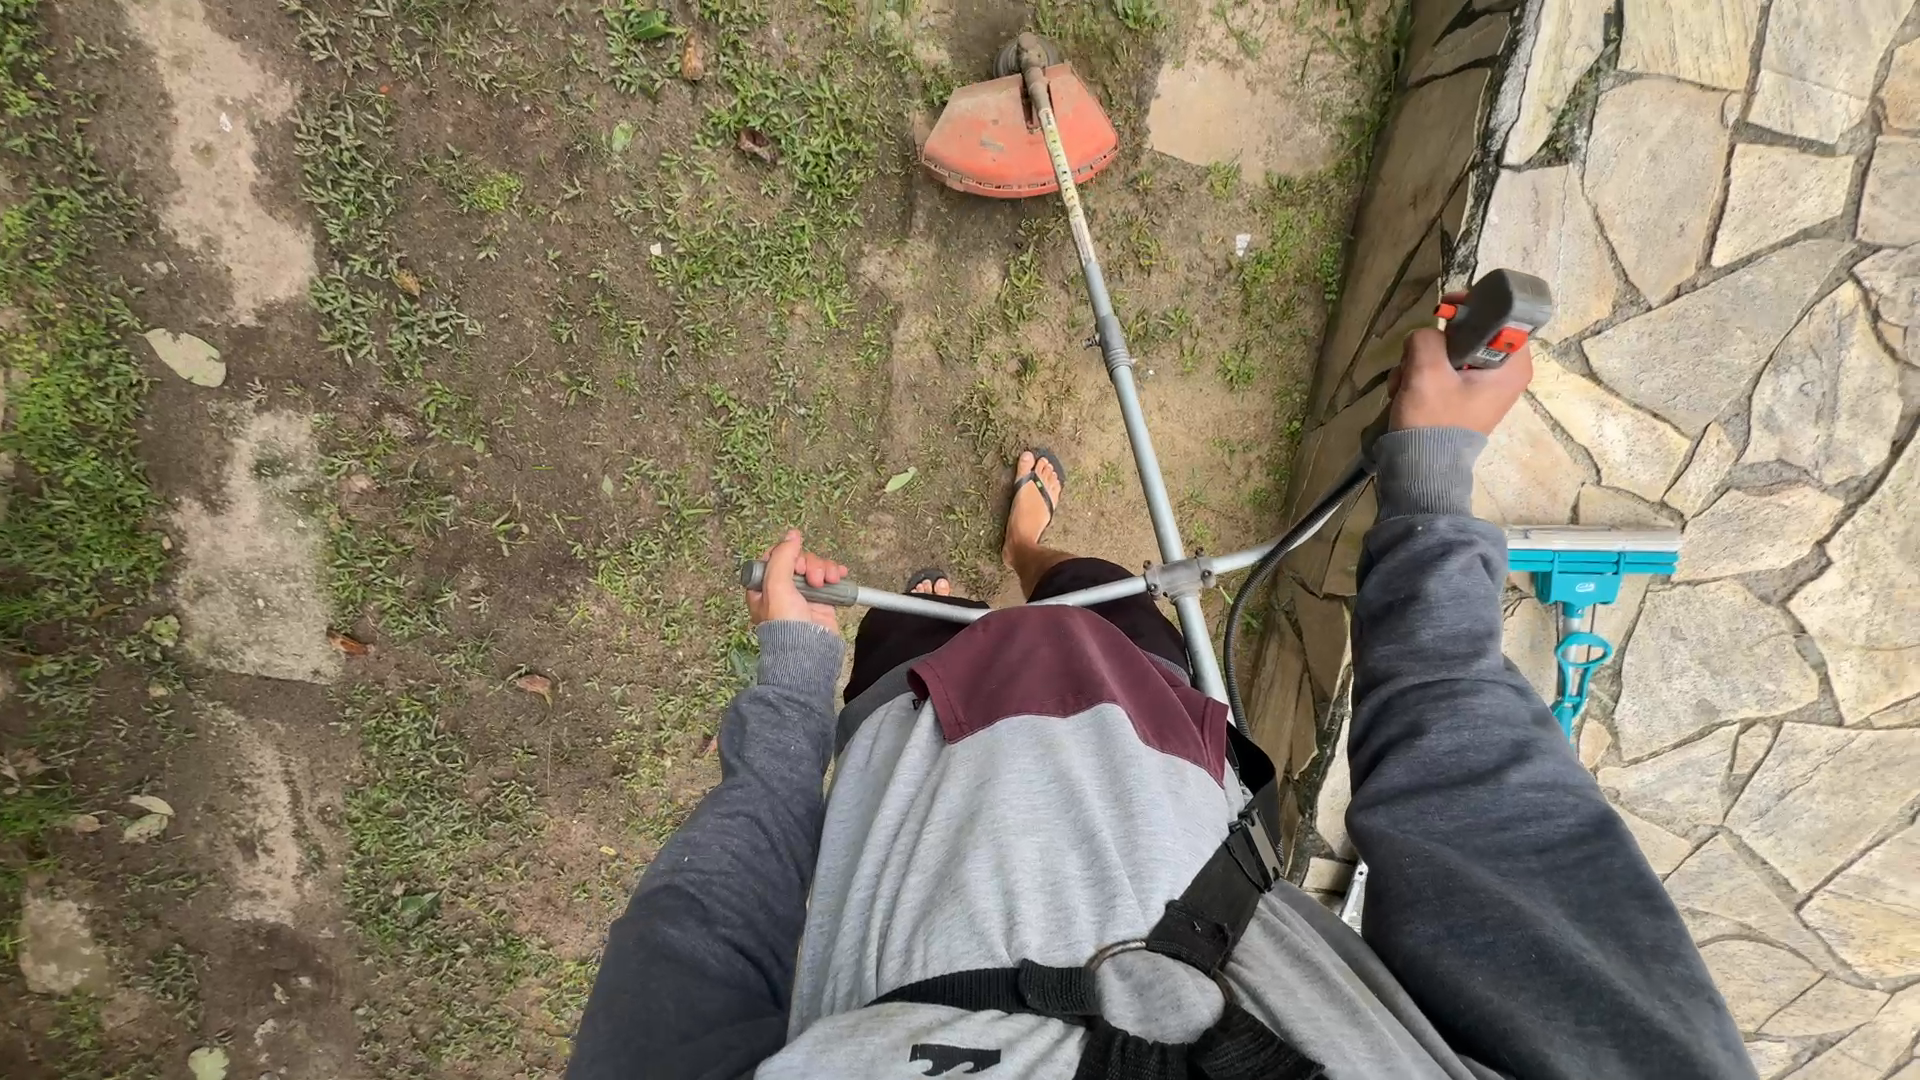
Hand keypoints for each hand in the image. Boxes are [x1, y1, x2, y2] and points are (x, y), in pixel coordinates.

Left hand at [746, 529, 847, 633]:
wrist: (808, 649)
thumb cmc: (786, 624)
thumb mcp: (776, 585)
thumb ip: (782, 556)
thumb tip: (792, 535)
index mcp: (763, 586)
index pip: (775, 557)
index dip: (788, 554)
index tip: (795, 563)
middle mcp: (782, 589)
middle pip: (798, 560)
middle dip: (809, 564)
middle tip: (812, 578)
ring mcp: (803, 594)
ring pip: (815, 567)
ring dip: (824, 569)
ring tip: (827, 581)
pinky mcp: (821, 600)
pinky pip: (829, 578)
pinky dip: (835, 574)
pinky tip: (839, 576)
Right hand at [1387, 294, 1533, 433]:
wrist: (1420, 468)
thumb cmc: (1432, 420)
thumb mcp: (1426, 373)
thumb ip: (1427, 340)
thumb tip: (1425, 335)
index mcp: (1511, 366)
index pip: (1501, 319)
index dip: (1472, 309)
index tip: (1444, 310)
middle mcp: (1504, 375)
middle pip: (1468, 338)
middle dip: (1433, 347)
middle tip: (1413, 360)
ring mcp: (1481, 390)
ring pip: (1449, 356)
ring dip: (1419, 365)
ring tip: (1404, 385)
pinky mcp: (1461, 401)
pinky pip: (1442, 375)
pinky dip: (1420, 380)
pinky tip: (1405, 393)